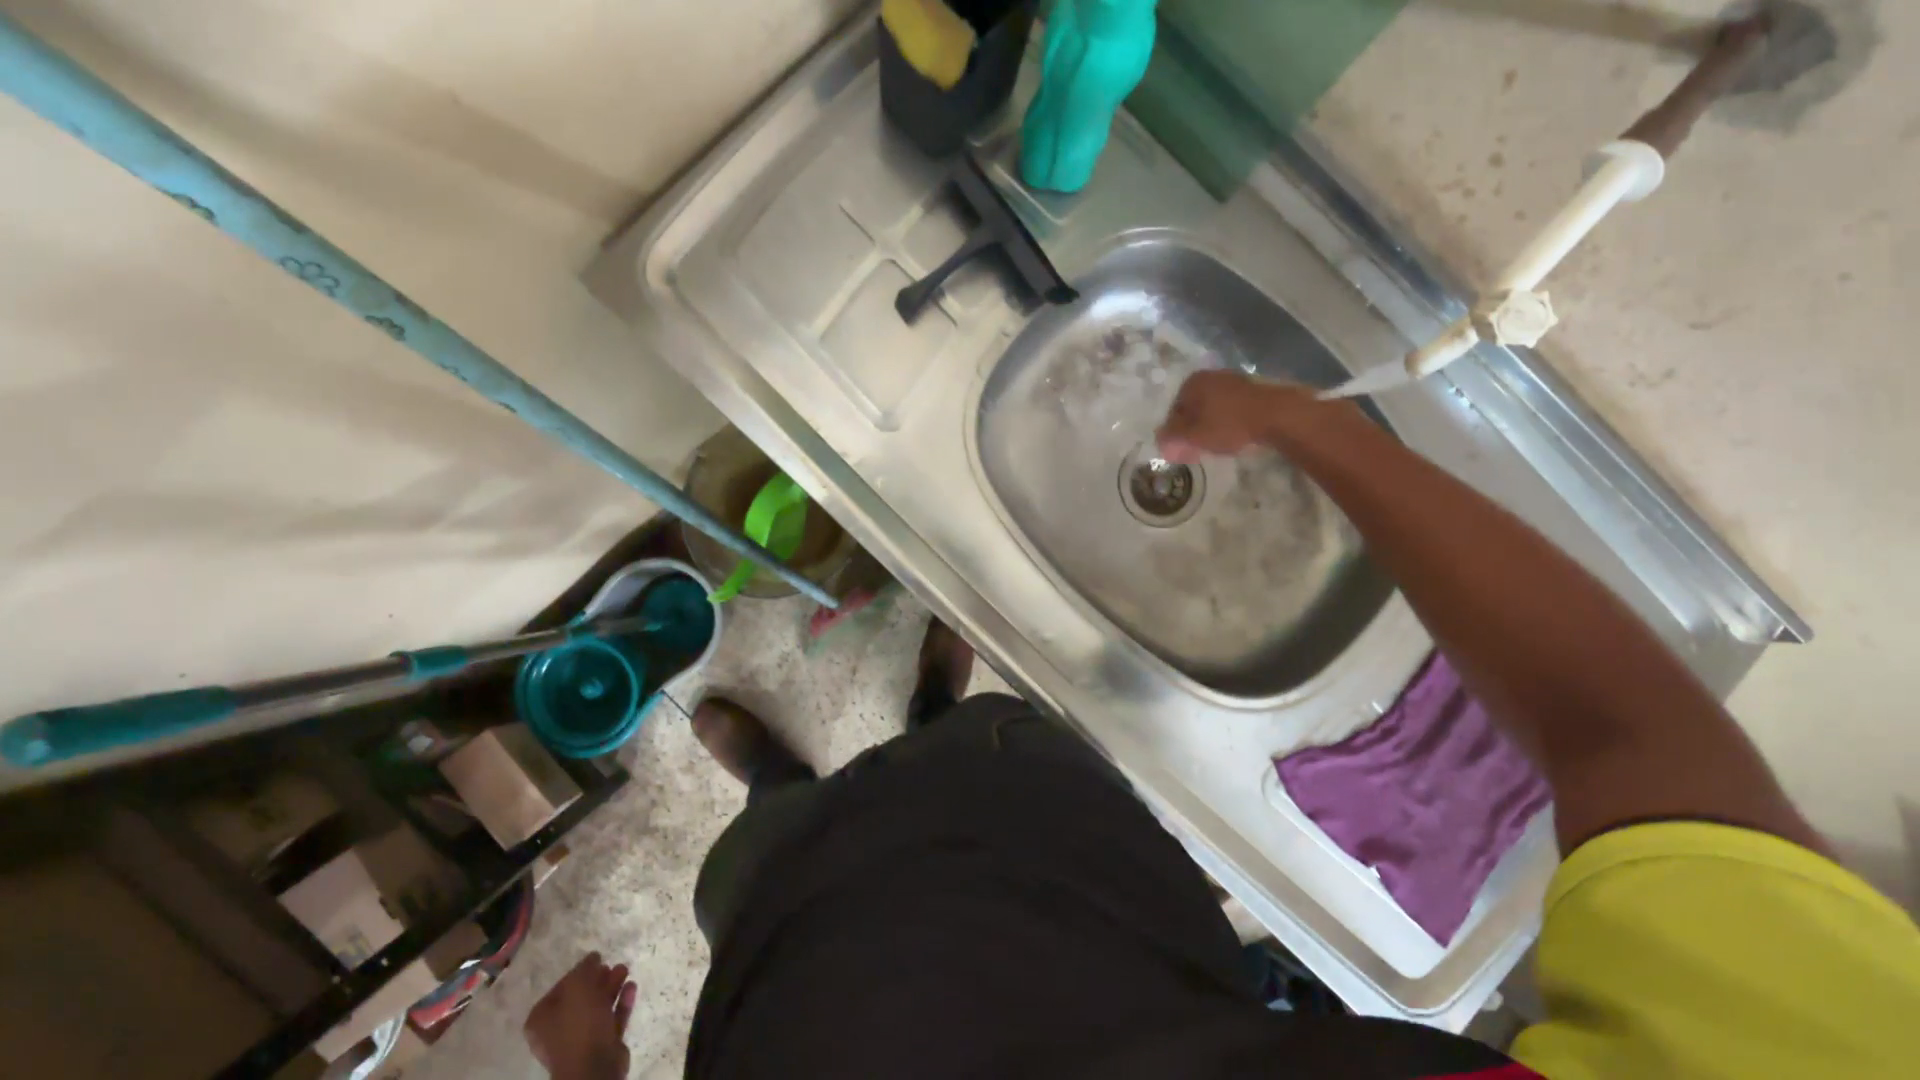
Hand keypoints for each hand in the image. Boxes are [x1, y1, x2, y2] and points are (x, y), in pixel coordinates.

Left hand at [524, 952, 636, 1079]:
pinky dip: (621, 1003)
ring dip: (611, 987)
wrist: (593, 1067)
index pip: (560, 987)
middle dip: (598, 979)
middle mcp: (557, 1029)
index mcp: (542, 1018)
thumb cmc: (578, 1025)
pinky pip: (612, 1019)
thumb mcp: (577, 988)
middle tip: (613, 964)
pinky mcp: (602, 1045)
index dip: (579, 971)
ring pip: (598, 1007)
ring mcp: (581, 1039)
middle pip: (580, 997)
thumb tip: (593, 957)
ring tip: (625, 970)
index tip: (598, 958)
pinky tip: (632, 987)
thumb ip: (584, 969)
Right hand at [1155, 370, 1319, 462]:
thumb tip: (1160, 442)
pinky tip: (1236, 436)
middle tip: (1197, 451)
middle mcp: (1211, 376)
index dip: (1175, 435)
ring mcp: (1234, 381)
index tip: (1181, 452)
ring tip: (1217, 446)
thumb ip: (1172, 438)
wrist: (1276, 415)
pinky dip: (1229, 422)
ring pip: (1213, 409)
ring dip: (1211, 427)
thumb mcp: (1194, 436)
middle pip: (1194, 409)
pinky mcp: (1254, 390)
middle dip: (1193, 430)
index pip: (1174, 412)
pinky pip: (1232, 409)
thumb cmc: (1228, 424)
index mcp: (1192, 383)